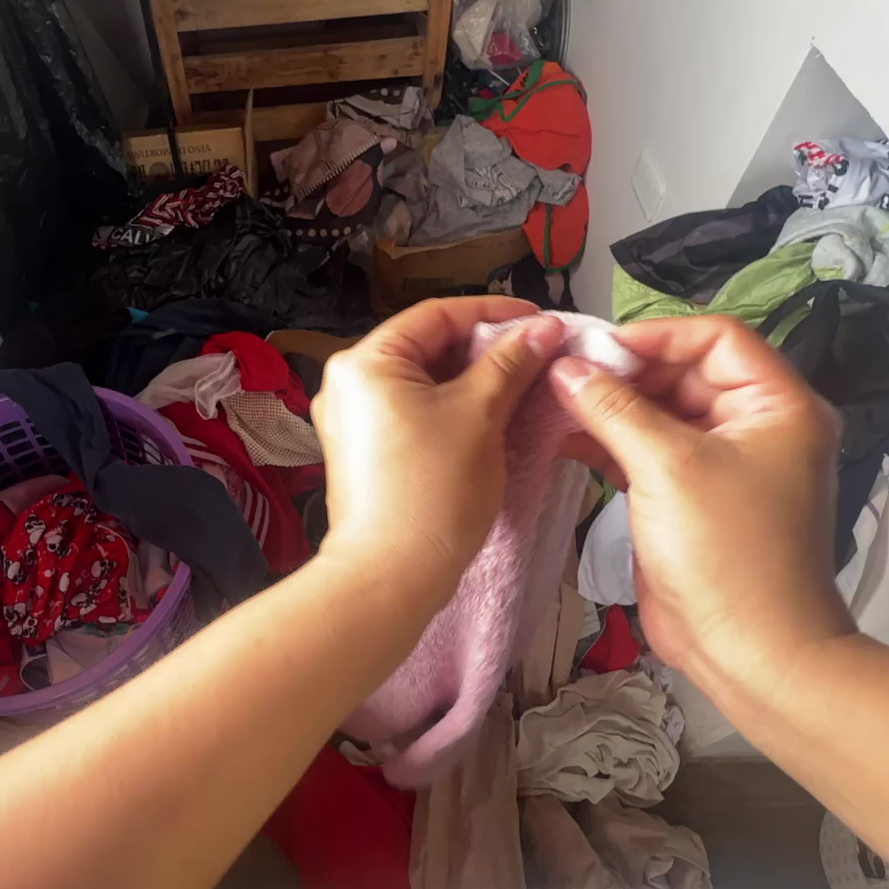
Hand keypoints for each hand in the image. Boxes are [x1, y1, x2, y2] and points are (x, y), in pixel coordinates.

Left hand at [313, 297, 567, 607]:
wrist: (389, 575)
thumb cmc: (431, 490)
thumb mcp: (479, 416)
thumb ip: (510, 363)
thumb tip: (542, 328)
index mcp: (364, 362)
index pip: (435, 315)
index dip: (492, 313)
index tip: (539, 321)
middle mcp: (346, 383)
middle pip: (425, 346)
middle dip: (484, 349)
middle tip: (536, 355)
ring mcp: (349, 419)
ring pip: (420, 381)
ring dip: (470, 379)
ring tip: (521, 383)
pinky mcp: (361, 449)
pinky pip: (410, 411)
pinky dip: (448, 407)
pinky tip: (488, 414)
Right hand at [548, 316, 851, 689]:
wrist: (746, 647)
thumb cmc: (726, 551)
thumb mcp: (667, 466)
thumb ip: (613, 410)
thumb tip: (564, 368)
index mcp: (775, 406)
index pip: (716, 339)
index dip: (656, 335)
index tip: (596, 348)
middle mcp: (749, 426)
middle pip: (680, 373)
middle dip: (622, 372)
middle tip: (563, 373)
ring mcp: (713, 461)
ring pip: (654, 411)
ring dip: (606, 405)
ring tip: (552, 400)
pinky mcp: (681, 492)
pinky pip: (640, 448)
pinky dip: (603, 440)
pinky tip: (562, 436)